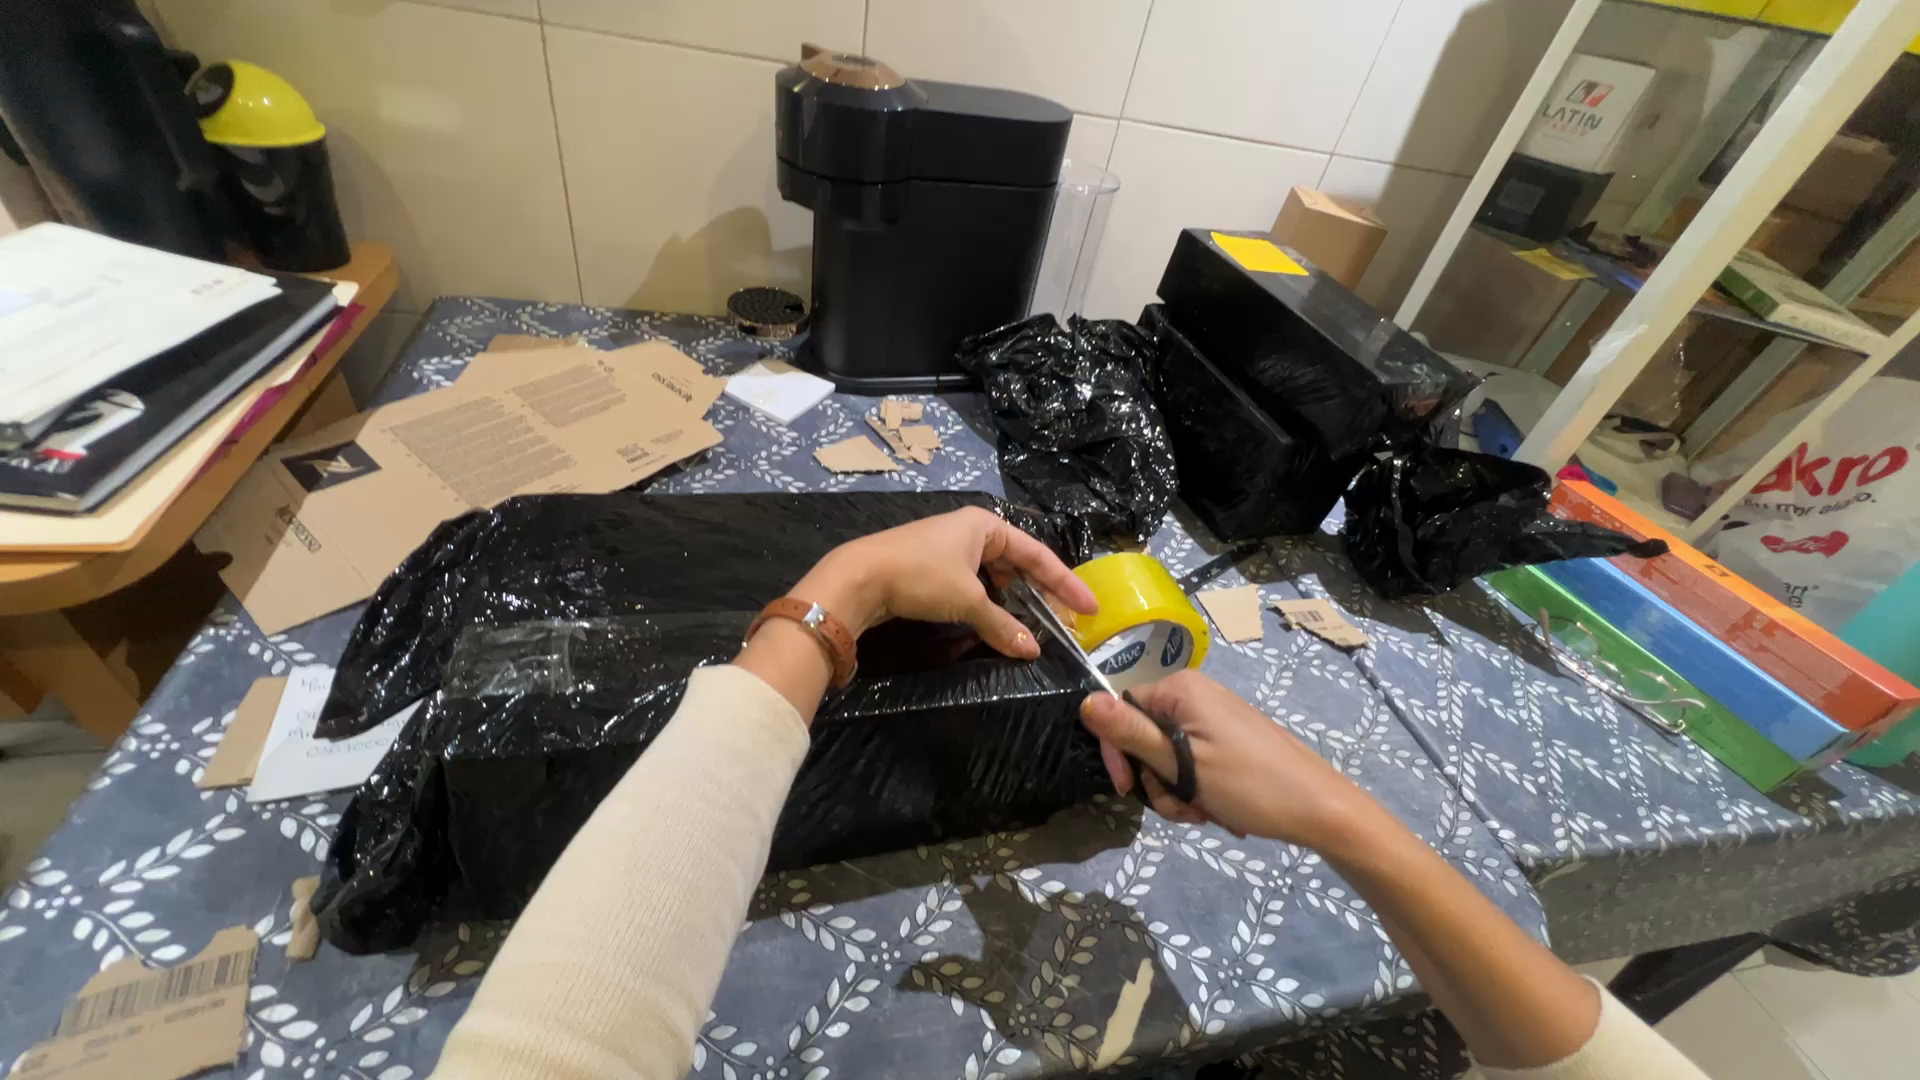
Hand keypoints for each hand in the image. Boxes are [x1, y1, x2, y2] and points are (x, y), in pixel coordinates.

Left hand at [792, 506, 1096, 658]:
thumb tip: (1031, 650)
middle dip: (1040, 591)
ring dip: (1013, 599)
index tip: (1089, 607)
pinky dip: (989, 601)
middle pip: (1017, 562)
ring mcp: (950, 548)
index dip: (1065, 582)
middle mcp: (970, 531)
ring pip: (994, 575)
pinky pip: (974, 583)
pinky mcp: (933, 567)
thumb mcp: (967, 600)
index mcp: (985, 525)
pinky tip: (997, 619)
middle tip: (1065, 619)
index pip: (1037, 554)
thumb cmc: (920, 576)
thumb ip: (1001, 624)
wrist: (859, 577)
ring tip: (1035, 623)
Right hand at [1078, 671, 1365, 847]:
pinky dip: (1197, 788)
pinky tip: (1217, 810)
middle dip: (1155, 780)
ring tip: (1204, 813)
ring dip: (1176, 791)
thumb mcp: (1183, 764)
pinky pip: (1192, 760)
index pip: (1121, 710)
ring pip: (1167, 755)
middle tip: (1182, 807)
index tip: (1128, 793)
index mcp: (1180, 689)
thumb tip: (1084, 701)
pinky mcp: (1228, 738)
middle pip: (1144, 736)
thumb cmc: (1250, 785)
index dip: (1118, 753)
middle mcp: (1194, 694)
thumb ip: (1131, 733)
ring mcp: (1214, 717)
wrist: (1322, 810)